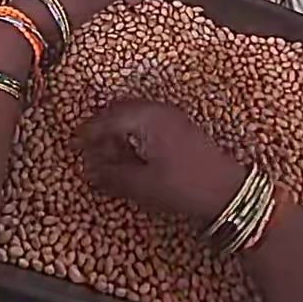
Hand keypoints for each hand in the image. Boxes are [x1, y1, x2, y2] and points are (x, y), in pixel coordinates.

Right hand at [81, 100, 247, 222]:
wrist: (229, 191)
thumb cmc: (185, 185)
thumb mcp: (144, 184)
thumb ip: (113, 175)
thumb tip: (89, 172)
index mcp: (146, 117)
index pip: (107, 119)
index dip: (88, 133)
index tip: (73, 145)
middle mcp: (157, 109)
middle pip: (119, 111)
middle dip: (101, 130)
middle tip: (89, 151)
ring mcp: (170, 116)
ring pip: (133, 115)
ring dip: (117, 132)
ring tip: (109, 156)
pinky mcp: (179, 126)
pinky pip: (146, 121)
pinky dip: (132, 134)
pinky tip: (131, 155)